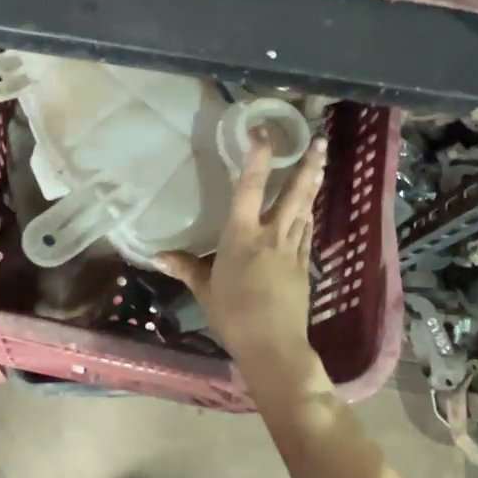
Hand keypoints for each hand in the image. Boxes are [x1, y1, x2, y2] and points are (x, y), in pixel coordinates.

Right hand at [157, 128, 326, 379]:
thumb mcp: (205, 291)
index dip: (259, 157)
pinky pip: (307, 234)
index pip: (251, 187)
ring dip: (312, 186)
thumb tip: (158, 256)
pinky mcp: (304, 268)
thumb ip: (187, 269)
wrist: (273, 345)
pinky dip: (308, 217)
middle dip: (307, 166)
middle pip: (293, 193)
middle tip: (319, 141)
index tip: (264, 132)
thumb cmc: (233, 316)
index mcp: (242, 236)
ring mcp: (292, 250)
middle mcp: (271, 235)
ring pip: (305, 210)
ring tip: (320, 165)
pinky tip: (310, 213)